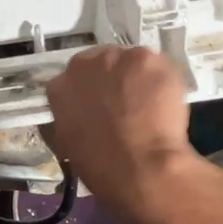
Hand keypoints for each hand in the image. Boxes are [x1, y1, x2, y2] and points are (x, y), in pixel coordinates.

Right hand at [43, 46, 202, 223]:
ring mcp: (118, 58)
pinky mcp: (148, 59)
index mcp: (59, 87)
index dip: (88, 93)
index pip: (71, 80)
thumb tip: (77, 113)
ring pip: (130, 61)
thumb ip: (67, 117)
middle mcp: (84, 64)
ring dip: (136, 77)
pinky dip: (159, 80)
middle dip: (110, 77)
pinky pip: (155, 66)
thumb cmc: (98, 164)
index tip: (99, 105)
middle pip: (99, 61)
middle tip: (124, 100)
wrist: (138, 165)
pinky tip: (162, 102)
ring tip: (147, 102)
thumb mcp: (65, 142)